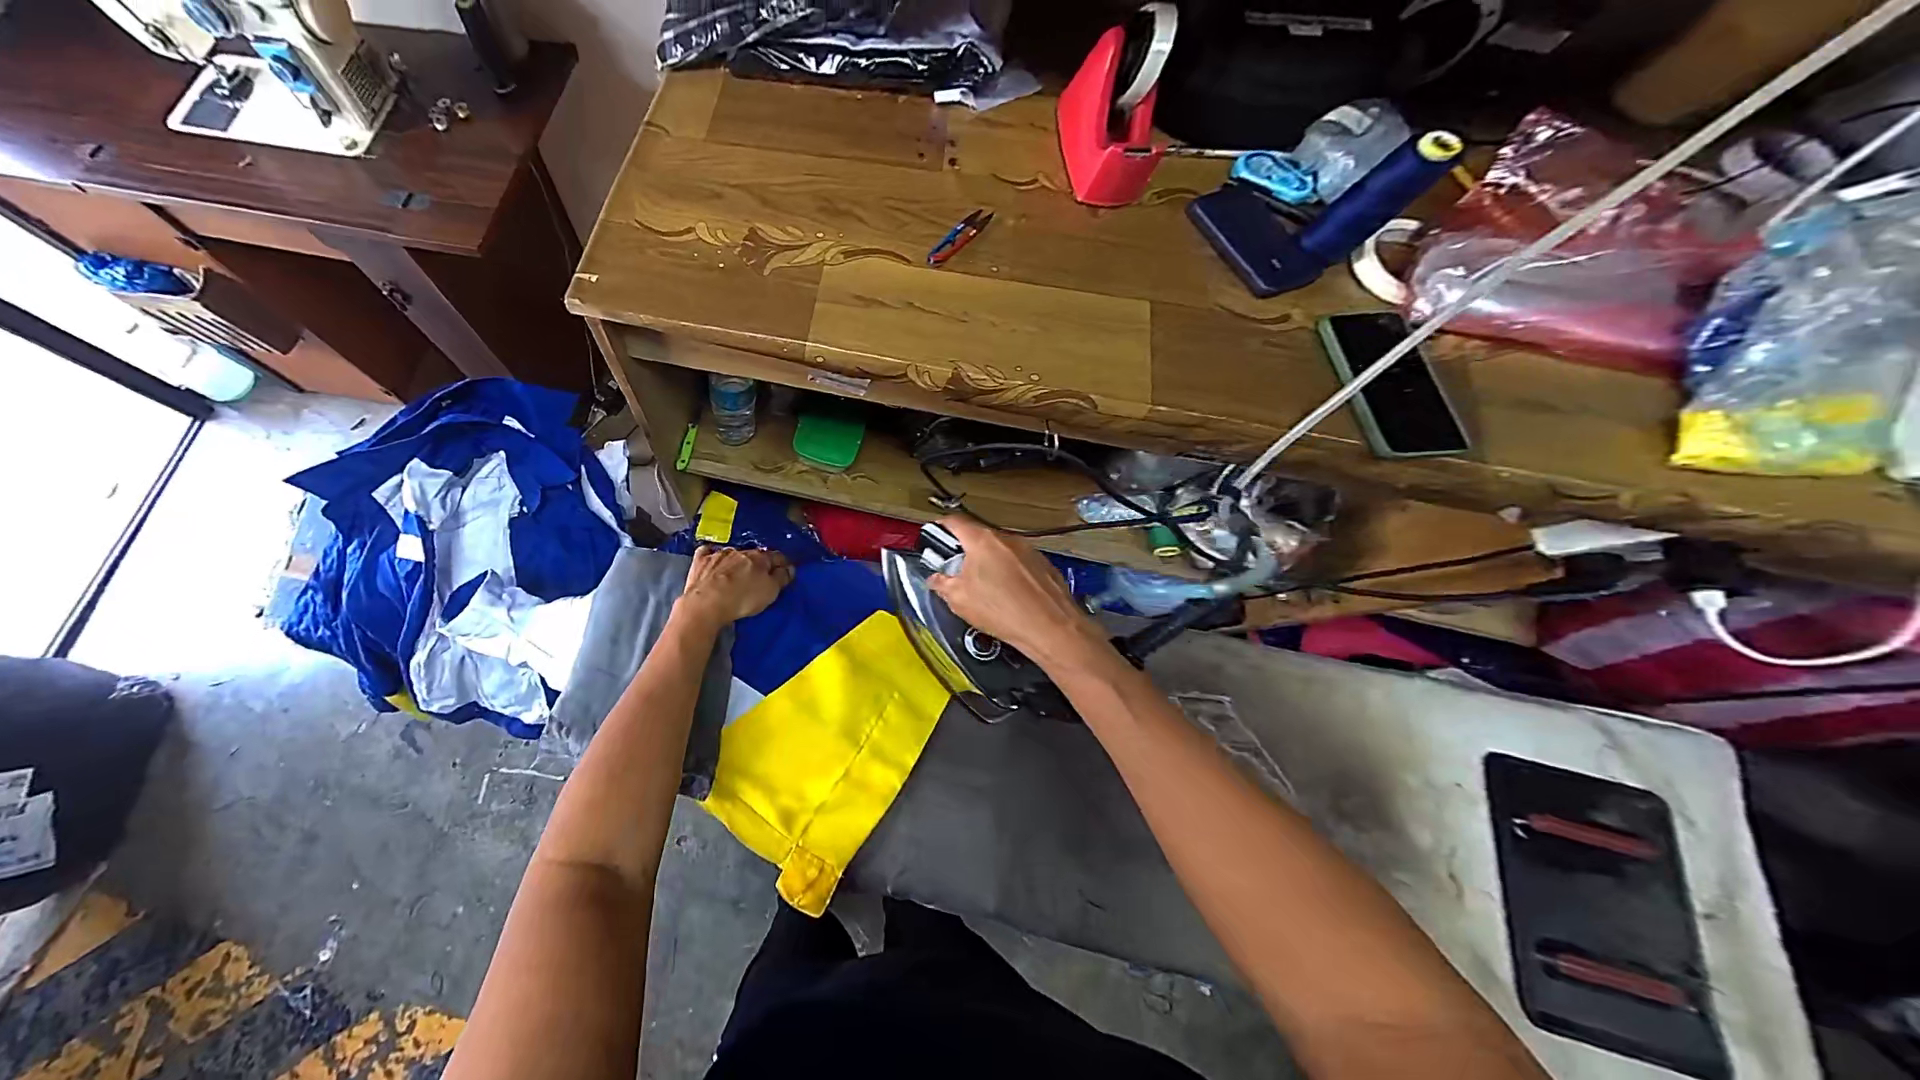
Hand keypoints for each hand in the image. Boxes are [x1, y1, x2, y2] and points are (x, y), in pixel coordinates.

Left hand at [676, 546, 793, 627]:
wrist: (706, 604)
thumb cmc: (742, 599)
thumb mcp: (771, 592)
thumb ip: (782, 577)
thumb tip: (789, 568)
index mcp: (760, 558)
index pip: (776, 556)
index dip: (782, 563)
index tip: (784, 570)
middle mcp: (740, 552)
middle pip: (754, 555)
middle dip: (759, 563)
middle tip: (760, 576)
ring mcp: (719, 555)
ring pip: (732, 553)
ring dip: (736, 560)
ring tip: (736, 573)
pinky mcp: (701, 562)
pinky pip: (708, 552)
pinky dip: (711, 555)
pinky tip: (712, 560)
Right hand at [925, 517, 1108, 668]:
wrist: (1050, 627)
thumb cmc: (1008, 612)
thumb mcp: (959, 600)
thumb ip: (942, 584)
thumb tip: (936, 581)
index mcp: (983, 541)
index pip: (955, 522)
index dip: (941, 528)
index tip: (935, 536)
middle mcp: (1008, 540)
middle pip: (979, 537)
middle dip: (965, 553)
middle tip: (955, 573)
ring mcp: (1028, 551)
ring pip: (1000, 552)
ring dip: (989, 566)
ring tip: (983, 591)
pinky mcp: (1043, 566)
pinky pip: (1019, 565)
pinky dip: (1009, 576)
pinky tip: (1006, 598)